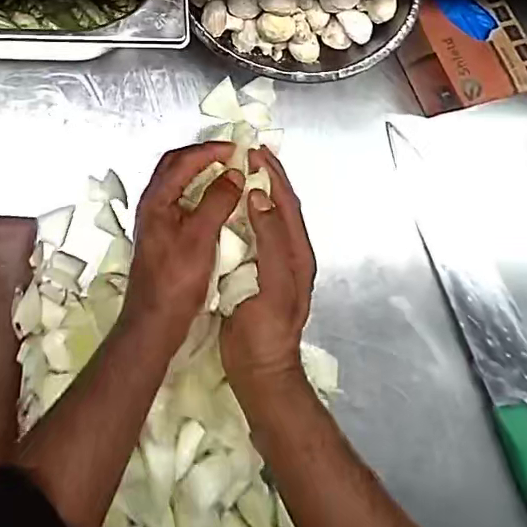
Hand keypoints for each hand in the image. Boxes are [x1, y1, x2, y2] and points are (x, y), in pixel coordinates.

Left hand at [119, 142, 242, 352]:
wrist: (154, 323)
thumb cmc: (175, 281)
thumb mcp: (200, 237)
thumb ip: (217, 201)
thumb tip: (234, 174)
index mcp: (157, 200)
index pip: (182, 160)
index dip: (209, 150)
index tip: (236, 149)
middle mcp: (153, 204)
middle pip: (175, 165)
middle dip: (202, 155)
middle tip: (230, 155)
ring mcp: (157, 219)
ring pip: (178, 182)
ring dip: (201, 172)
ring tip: (228, 173)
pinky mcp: (164, 234)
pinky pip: (183, 199)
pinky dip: (200, 191)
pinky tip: (218, 201)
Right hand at [223, 148, 316, 390]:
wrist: (260, 373)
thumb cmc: (267, 332)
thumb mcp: (273, 285)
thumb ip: (270, 240)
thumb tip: (260, 198)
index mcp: (297, 253)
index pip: (287, 203)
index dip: (274, 176)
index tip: (256, 153)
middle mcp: (289, 253)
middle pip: (280, 205)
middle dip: (268, 177)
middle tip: (249, 154)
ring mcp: (274, 263)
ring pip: (267, 217)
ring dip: (256, 191)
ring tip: (239, 172)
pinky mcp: (257, 272)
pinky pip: (253, 233)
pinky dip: (243, 213)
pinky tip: (229, 207)